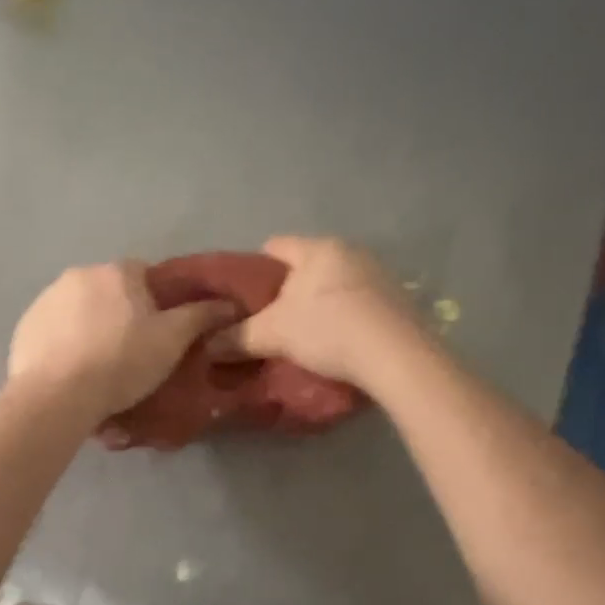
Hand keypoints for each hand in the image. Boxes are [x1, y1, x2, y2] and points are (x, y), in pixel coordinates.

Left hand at [9, 260, 234, 421]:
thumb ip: (201, 316)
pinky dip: (64, 346)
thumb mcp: (173, 340)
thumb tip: (228, 303)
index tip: (159, 335)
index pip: (145, 277)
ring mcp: (46, 299)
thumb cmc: (122, 362)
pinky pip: (54, 332)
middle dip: (120, 316)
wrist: (58, 395)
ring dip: (90, 330)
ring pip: (79, 311)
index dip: (156, 305)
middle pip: (110, 293)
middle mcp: (78, 274)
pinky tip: (71, 374)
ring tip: (99, 369)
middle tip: (131, 355)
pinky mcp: (24, 327)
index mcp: (117, 271)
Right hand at [209, 236, 424, 387]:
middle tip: (270, 322)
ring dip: (318, 306)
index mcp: (317, 248)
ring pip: (334, 285)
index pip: (274, 247)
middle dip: (287, 292)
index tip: (243, 300)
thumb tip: (206, 346)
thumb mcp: (272, 335)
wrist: (396, 356)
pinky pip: (359, 303)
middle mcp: (350, 251)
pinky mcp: (399, 301)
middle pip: (306, 267)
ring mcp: (379, 275)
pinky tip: (339, 344)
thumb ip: (235, 338)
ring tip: (304, 337)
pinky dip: (345, 318)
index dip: (253, 272)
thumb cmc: (327, 330)